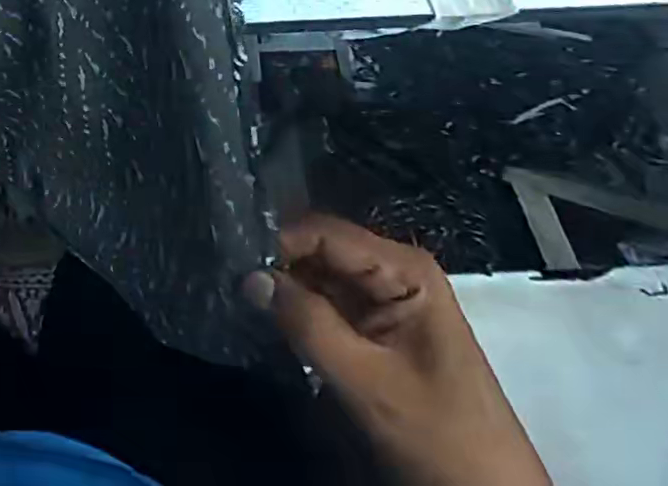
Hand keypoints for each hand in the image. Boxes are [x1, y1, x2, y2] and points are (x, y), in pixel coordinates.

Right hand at [244, 215, 550, 485]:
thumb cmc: (438, 435)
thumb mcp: (368, 382)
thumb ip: (308, 325)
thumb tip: (250, 277)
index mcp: (403, 267)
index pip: (327, 233)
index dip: (281, 240)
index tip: (233, 257)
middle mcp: (393, 269)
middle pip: (323, 249)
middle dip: (279, 262)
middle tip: (230, 277)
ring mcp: (386, 298)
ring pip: (321, 276)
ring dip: (286, 287)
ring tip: (240, 294)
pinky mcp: (378, 326)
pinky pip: (330, 303)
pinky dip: (300, 310)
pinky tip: (270, 317)